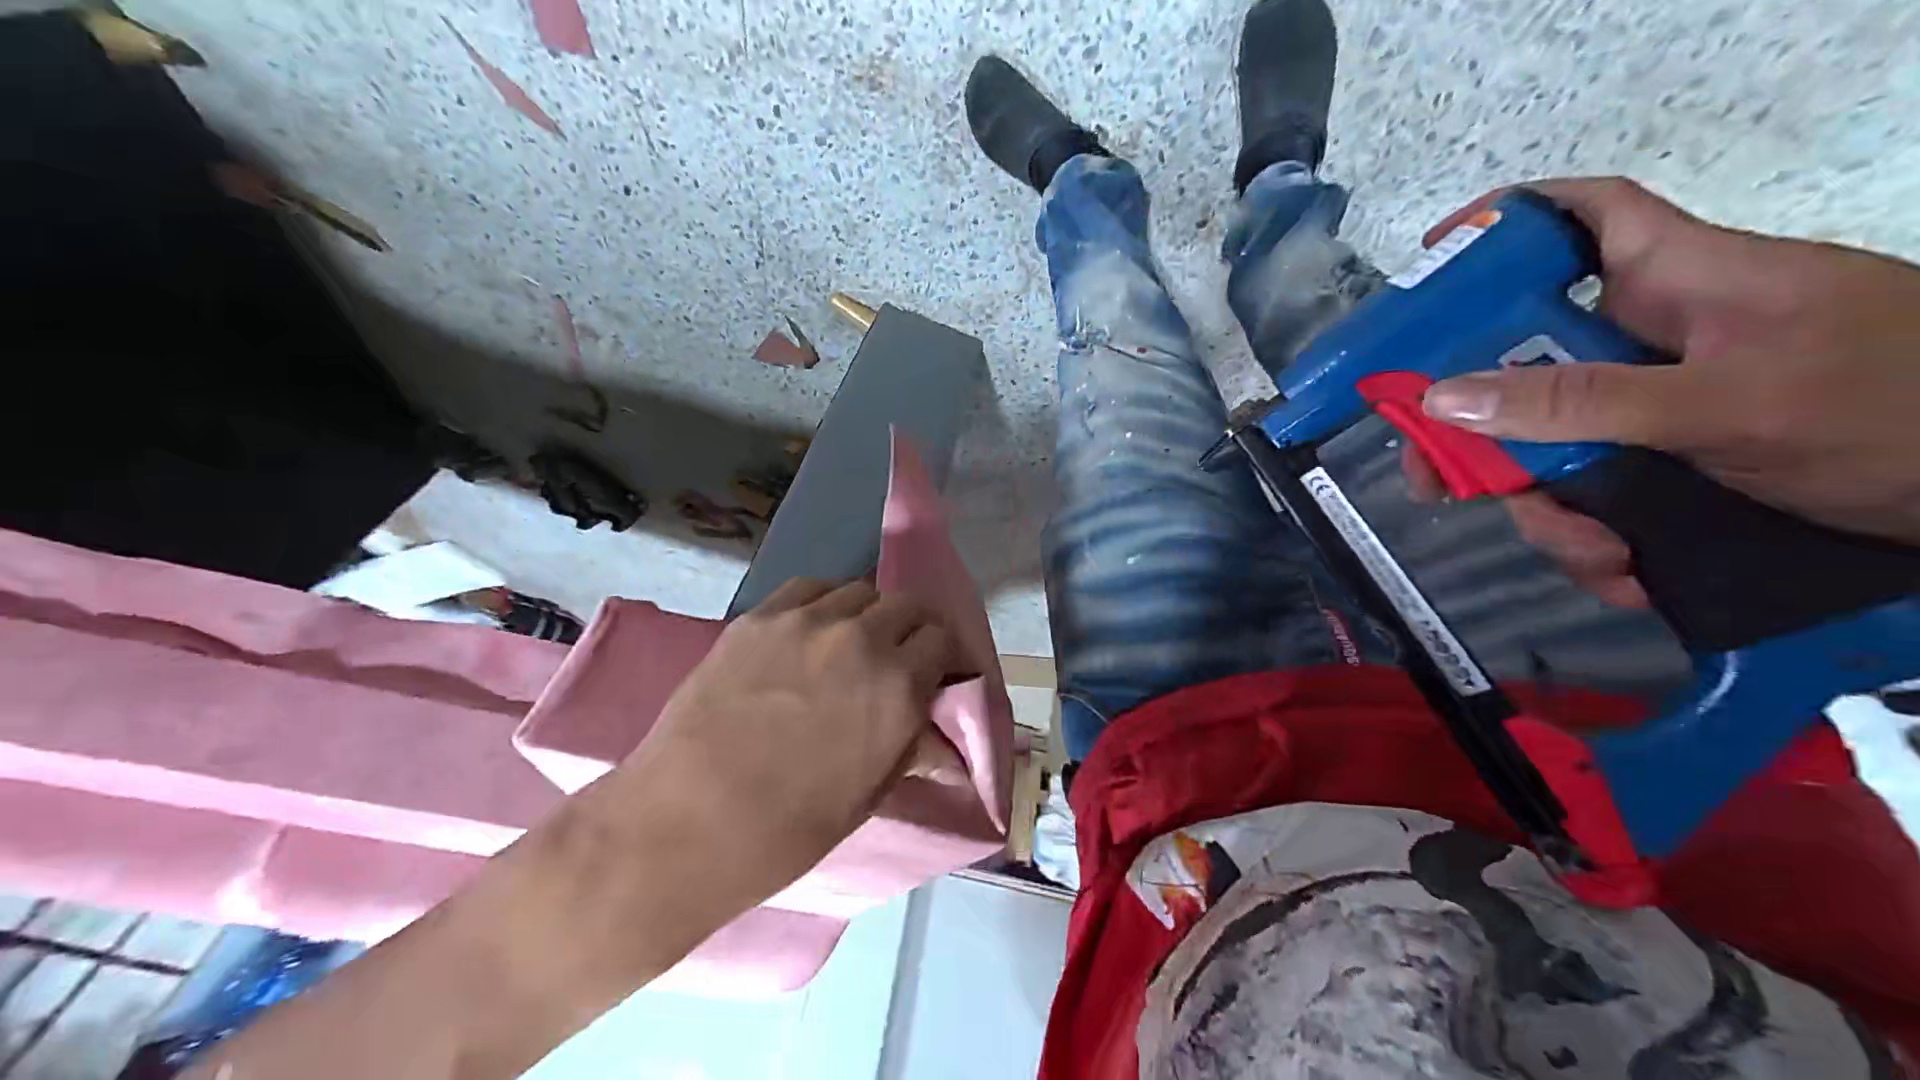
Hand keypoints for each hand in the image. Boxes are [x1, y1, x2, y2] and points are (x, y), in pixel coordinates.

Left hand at [613, 578, 960, 907]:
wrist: (686, 821)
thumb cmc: (788, 828)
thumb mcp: (868, 795)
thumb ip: (909, 747)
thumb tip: (939, 735)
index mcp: (899, 687)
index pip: (943, 640)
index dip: (944, 656)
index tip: (936, 674)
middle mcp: (861, 640)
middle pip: (907, 605)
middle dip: (913, 628)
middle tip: (900, 655)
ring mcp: (806, 621)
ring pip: (860, 591)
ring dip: (869, 613)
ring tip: (853, 643)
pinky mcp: (759, 617)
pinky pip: (809, 589)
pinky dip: (824, 603)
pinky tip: (811, 631)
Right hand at [1419, 177, 1919, 547]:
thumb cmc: (1897, 411)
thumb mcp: (1729, 403)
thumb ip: (1579, 401)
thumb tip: (1441, 400)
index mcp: (1676, 282)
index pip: (1579, 219)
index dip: (1500, 225)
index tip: (1426, 269)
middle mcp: (1645, 340)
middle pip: (1520, 361)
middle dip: (1475, 427)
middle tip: (1436, 475)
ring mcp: (1648, 406)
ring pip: (1544, 445)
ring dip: (1547, 509)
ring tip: (1596, 552)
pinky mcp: (1659, 462)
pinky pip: (1585, 492)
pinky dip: (1591, 538)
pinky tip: (1624, 566)